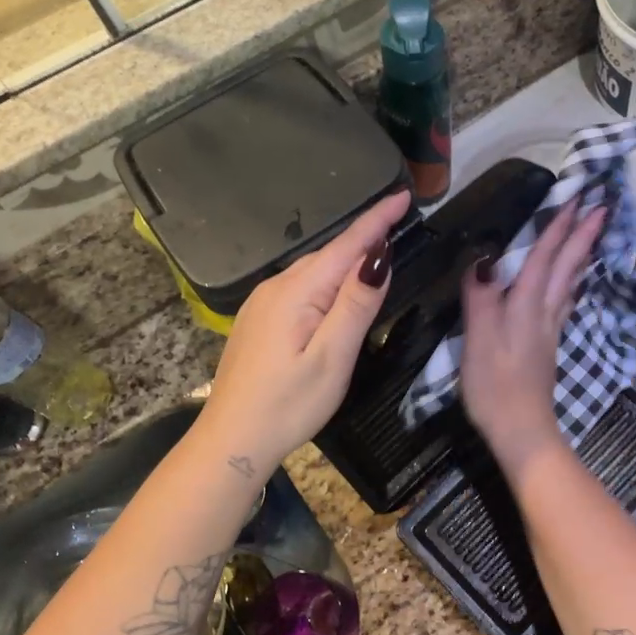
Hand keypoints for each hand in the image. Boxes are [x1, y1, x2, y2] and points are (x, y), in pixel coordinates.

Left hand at [199, 192, 410, 466]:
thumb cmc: (287, 404)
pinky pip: (303, 286)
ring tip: (380, 251)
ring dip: (348, 257)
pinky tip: (340, 288)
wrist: (232, 440)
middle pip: (330, 253)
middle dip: (366, 235)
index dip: (377, 219)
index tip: (404, 194)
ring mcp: (264, 303)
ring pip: (315, 270)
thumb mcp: (332, 357)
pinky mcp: (261, 320)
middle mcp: (277, 287)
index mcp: (298, 292)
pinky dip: (329, 278)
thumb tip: (379, 257)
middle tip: (403, 223)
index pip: (346, 244)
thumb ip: (356, 305)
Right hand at [459, 201, 607, 476]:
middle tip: (600, 205)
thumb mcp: (479, 340)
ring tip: (593, 233)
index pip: (543, 257)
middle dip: (581, 234)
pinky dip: (571, 282)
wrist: (522, 431)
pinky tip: (572, 284)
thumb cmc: (495, 387)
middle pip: (565, 266)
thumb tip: (483, 260)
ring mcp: (549, 330)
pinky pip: (565, 301)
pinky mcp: (548, 346)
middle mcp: (544, 312)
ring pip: (569, 282)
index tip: (577, 197)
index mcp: (526, 306)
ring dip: (580, 254)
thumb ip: (481, 298)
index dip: (558, 227)